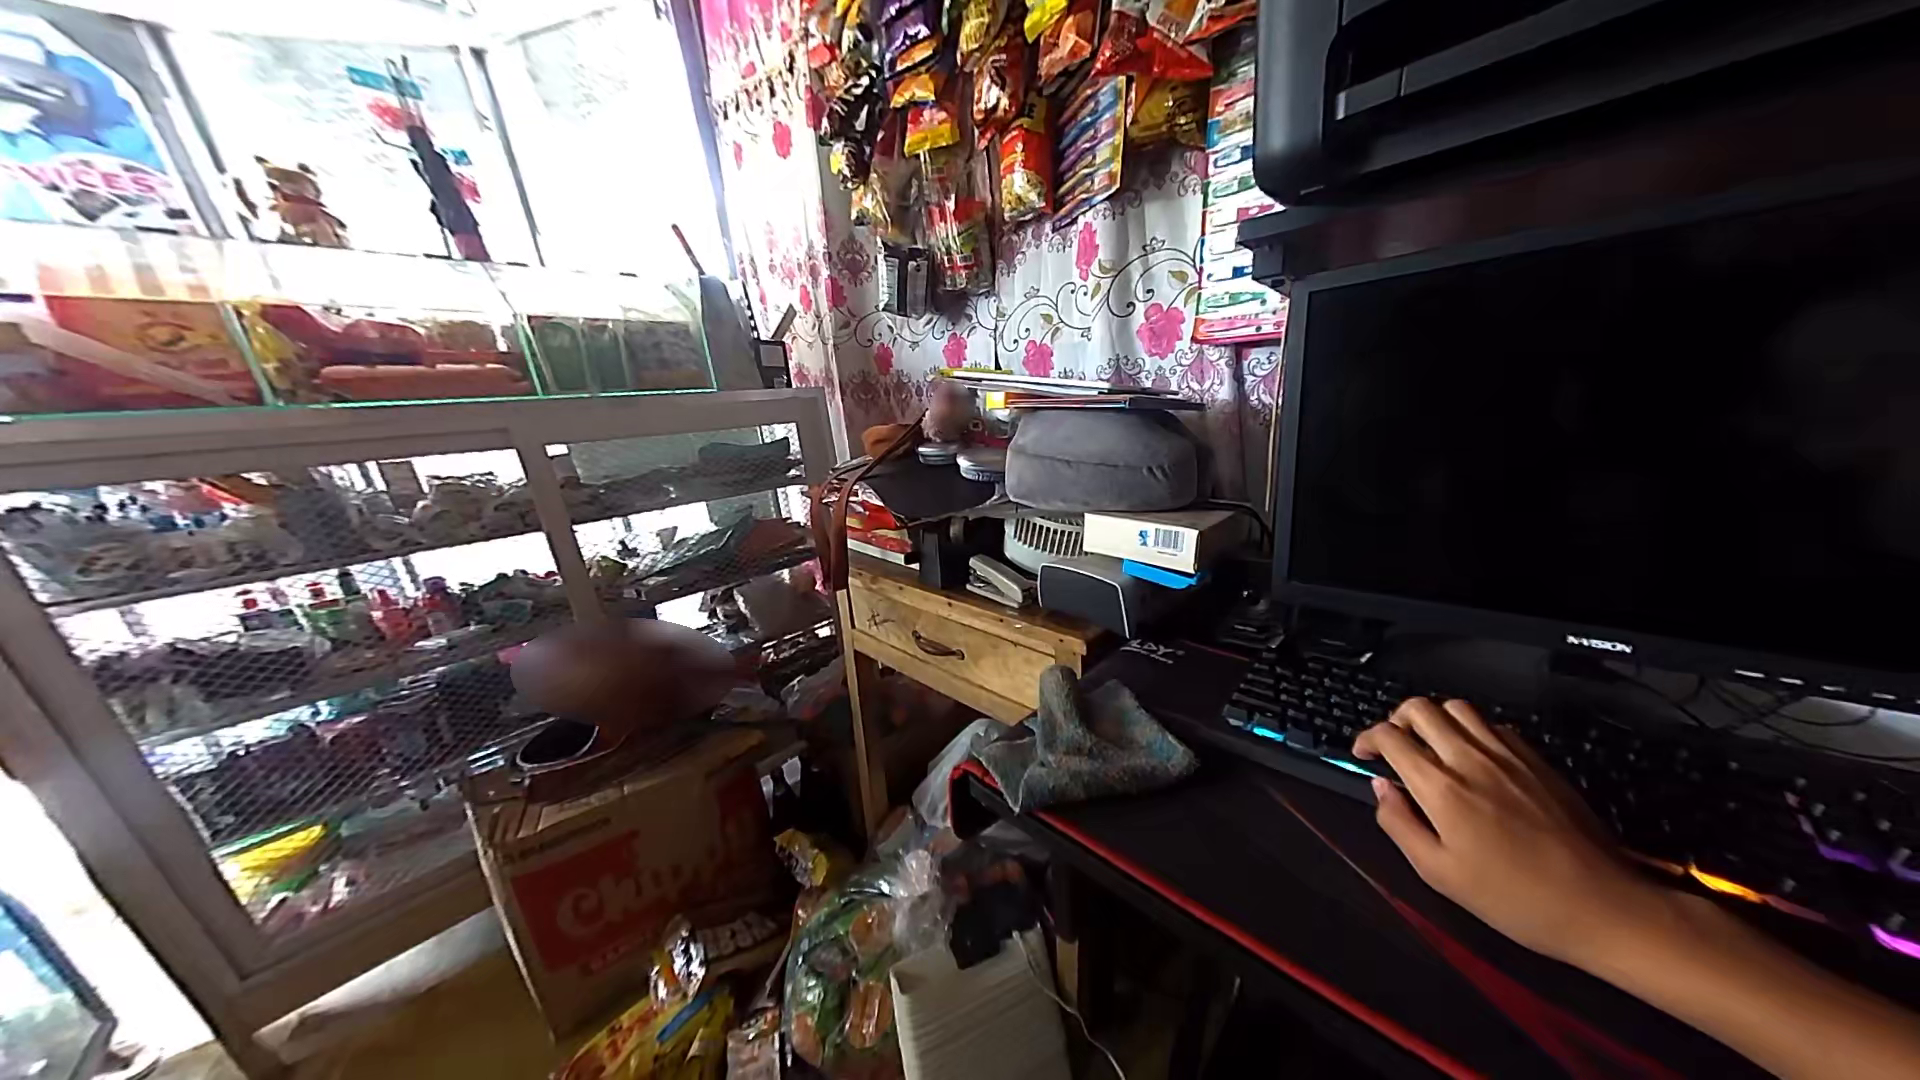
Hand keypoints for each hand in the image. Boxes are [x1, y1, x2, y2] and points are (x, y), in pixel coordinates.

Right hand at [1352, 698, 1659, 965]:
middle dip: (1396, 719)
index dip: (1366, 738)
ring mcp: (1510, 757)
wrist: (1609, 910)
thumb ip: (1399, 824)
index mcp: (1442, 788)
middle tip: (1395, 744)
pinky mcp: (1540, 763)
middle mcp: (1471, 760)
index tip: (1364, 755)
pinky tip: (1474, 758)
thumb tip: (1382, 788)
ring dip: (1435, 719)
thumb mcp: (1439, 873)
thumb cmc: (1516, 899)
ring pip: (1458, 707)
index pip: (1389, 736)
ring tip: (1432, 745)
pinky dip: (1473, 731)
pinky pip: (1495, 725)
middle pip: (1420, 708)